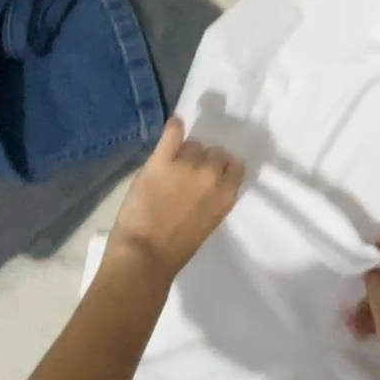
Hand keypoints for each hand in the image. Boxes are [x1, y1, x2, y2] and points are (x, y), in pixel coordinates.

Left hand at [106, 117, 243, 282]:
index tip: (214, 172)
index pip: (235, 165)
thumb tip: (208, 181)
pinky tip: (175, 124)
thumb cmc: (177, 249)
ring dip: (187, 151)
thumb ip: (213, 198)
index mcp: (226, 195)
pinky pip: (172, 133)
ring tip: (175, 163)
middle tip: (191, 171)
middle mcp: (211, 175)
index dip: (223, 167)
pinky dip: (174, 127)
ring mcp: (185, 165)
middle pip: (215, 152)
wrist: (145, 255)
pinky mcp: (160, 161)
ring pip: (193, 144)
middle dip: (205, 159)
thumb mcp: (208, 223)